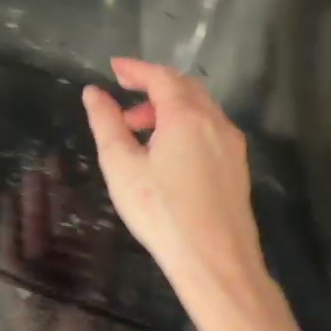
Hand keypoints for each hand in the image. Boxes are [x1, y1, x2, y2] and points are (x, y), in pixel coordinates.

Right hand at [82, 58, 276, 321]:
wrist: (216, 262)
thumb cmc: (160, 209)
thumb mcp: (120, 163)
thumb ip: (106, 122)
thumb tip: (94, 92)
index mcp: (186, 117)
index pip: (161, 78)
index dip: (136, 69)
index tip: (112, 67)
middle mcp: (215, 124)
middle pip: (186, 88)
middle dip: (152, 85)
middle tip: (122, 94)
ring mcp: (231, 147)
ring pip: (200, 109)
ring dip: (167, 107)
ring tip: (135, 128)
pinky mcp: (236, 168)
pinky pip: (209, 129)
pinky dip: (183, 124)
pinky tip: (163, 149)